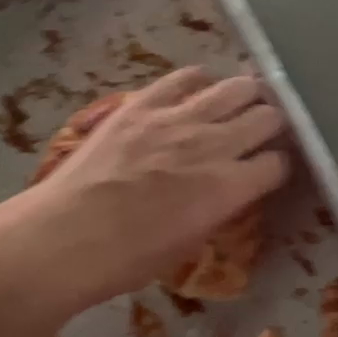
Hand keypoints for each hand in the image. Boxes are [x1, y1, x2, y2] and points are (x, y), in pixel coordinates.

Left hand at [0, 67, 290, 308]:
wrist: (58, 241)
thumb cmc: (125, 260)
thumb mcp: (191, 241)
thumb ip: (223, 205)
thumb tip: (236, 186)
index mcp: (229, 188)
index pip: (279, 162)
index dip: (278, 166)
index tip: (270, 169)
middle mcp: (214, 145)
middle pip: (269, 116)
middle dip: (272, 125)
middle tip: (262, 132)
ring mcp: (179, 119)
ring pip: (240, 87)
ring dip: (247, 97)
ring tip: (240, 104)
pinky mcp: (145, 104)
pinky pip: (188, 76)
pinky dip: (202, 82)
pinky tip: (199, 93)